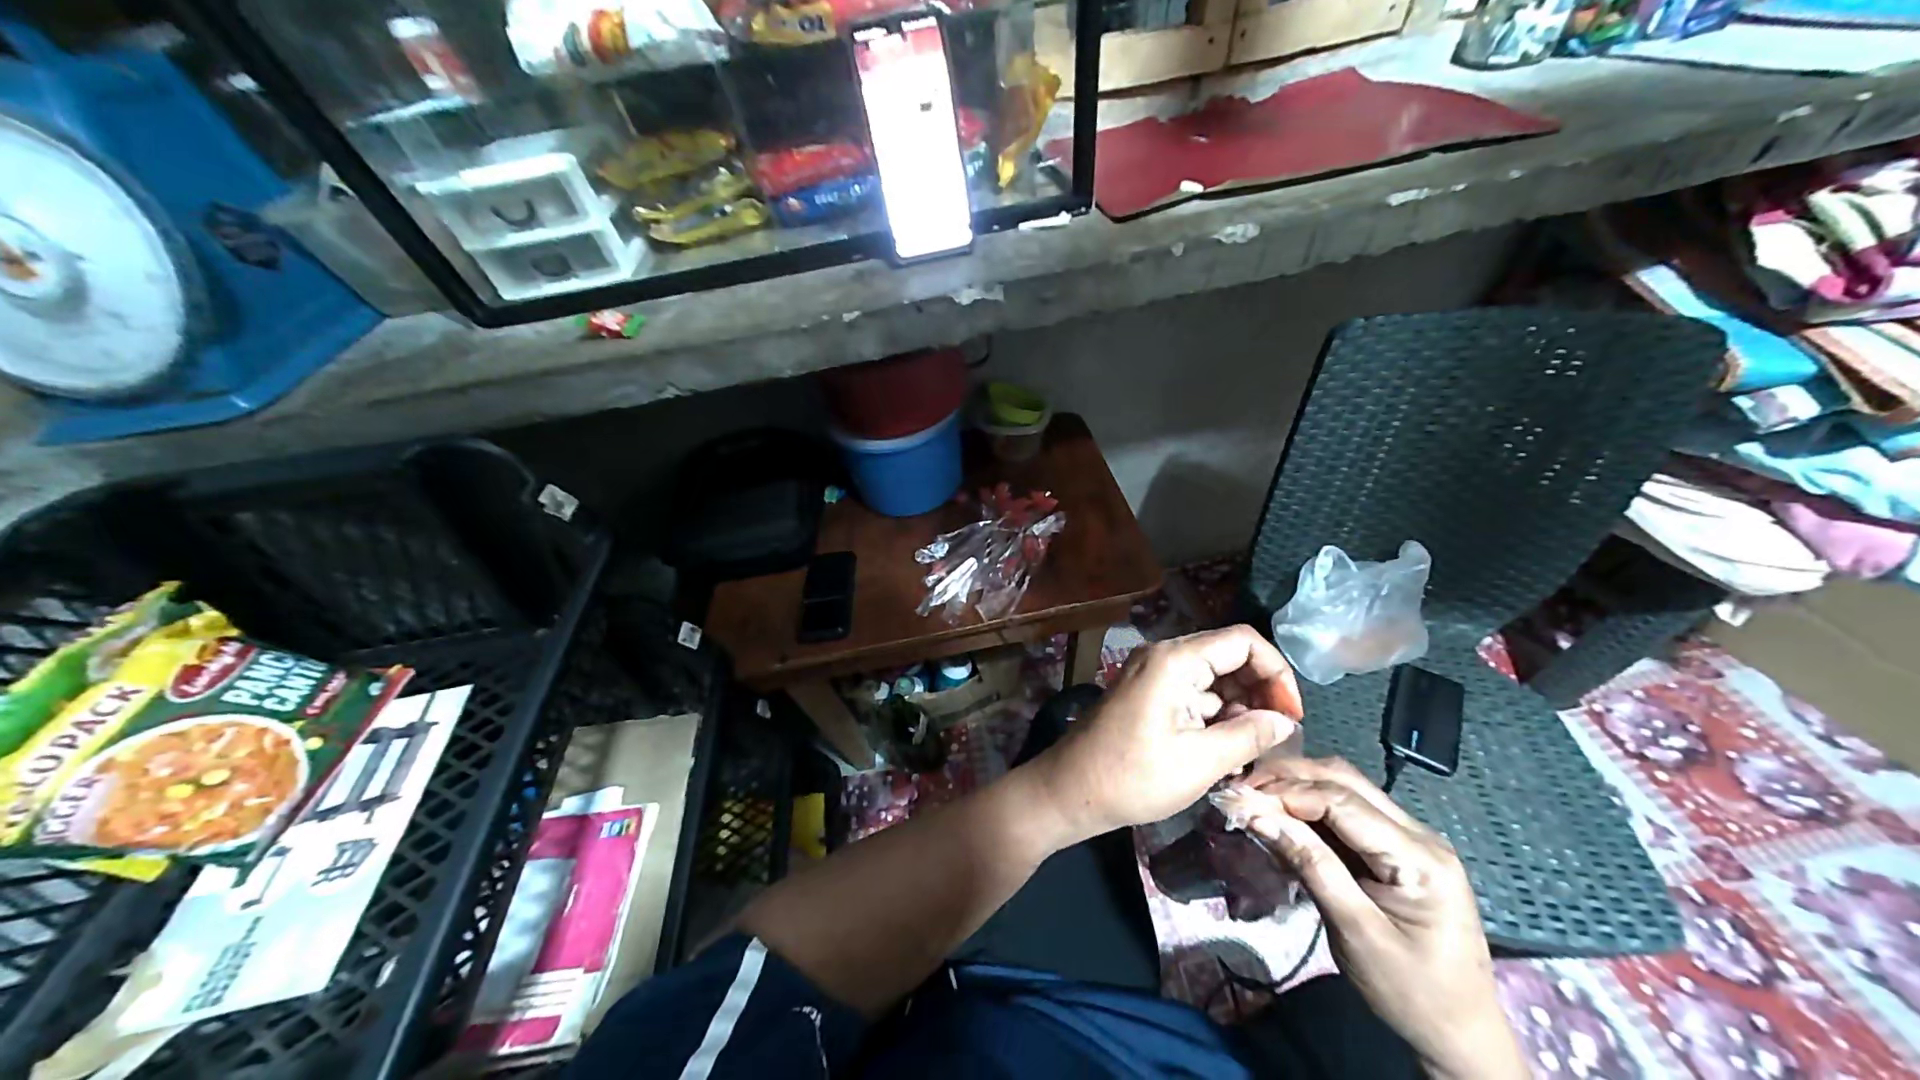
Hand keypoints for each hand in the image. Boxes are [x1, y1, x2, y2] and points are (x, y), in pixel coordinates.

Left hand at [1026, 625, 1303, 845]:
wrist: (1070, 791)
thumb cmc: (1132, 777)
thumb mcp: (1200, 761)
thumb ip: (1249, 735)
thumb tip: (1286, 721)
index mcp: (1175, 660)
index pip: (1244, 642)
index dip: (1276, 674)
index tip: (1291, 716)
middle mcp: (1164, 657)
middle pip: (1230, 657)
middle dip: (1260, 693)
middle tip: (1277, 737)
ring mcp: (1154, 675)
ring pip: (1215, 678)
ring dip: (1240, 708)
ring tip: (1253, 751)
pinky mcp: (1149, 695)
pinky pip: (1195, 694)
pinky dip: (1216, 717)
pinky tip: (1227, 751)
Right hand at [1239, 757, 1526, 1079]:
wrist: (1459, 1034)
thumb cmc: (1409, 991)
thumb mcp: (1354, 930)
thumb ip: (1310, 865)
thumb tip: (1259, 816)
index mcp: (1418, 856)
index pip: (1341, 800)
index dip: (1286, 792)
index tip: (1240, 798)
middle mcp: (1418, 834)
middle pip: (1344, 781)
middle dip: (1288, 778)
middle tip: (1241, 790)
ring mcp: (1410, 839)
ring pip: (1344, 789)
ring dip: (1297, 788)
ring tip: (1255, 800)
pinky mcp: (1396, 850)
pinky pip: (1348, 813)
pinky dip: (1310, 809)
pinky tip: (1283, 819)